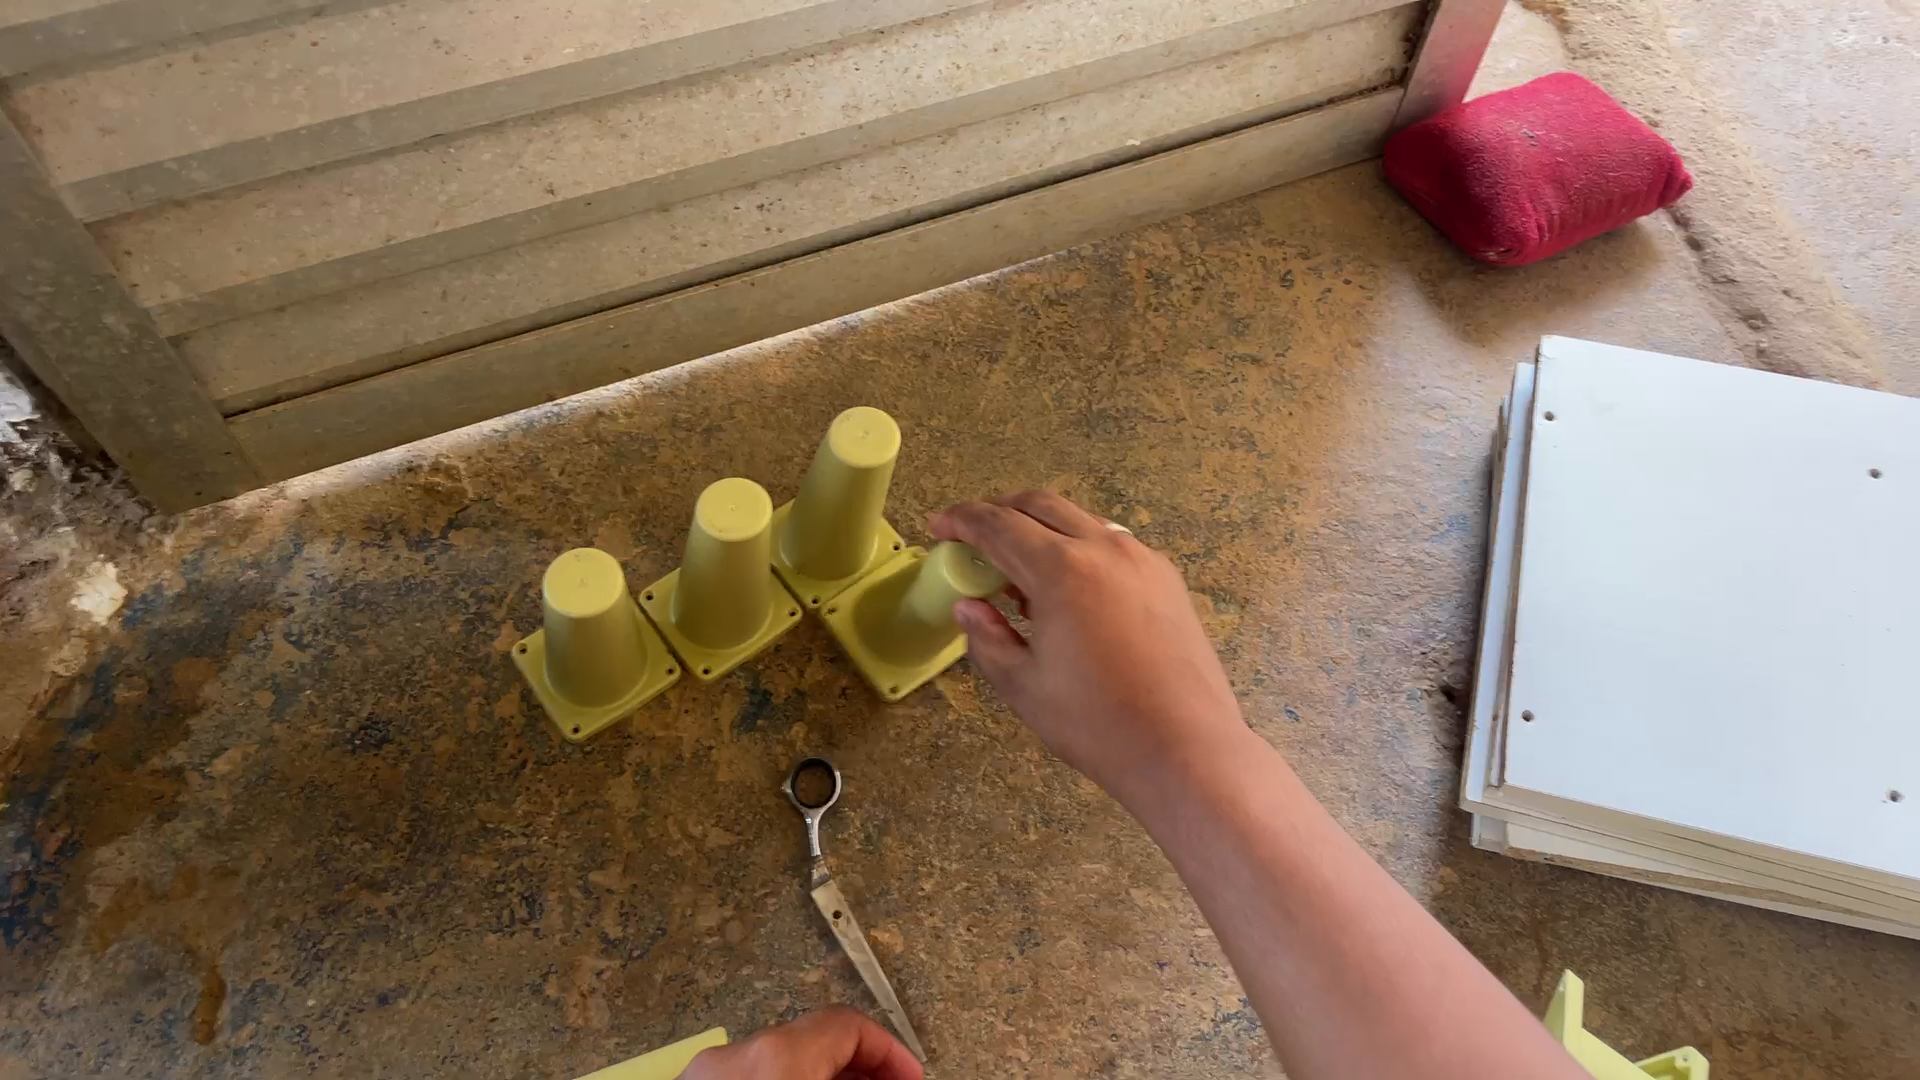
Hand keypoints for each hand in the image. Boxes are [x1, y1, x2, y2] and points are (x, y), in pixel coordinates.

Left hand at [679, 1007, 921, 1079]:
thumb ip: (860, 1078)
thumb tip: (896, 1076)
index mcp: (774, 1055)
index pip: (848, 1024)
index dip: (891, 1049)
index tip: (913, 1073)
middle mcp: (736, 1054)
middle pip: (816, 1037)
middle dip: (862, 1063)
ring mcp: (707, 1073)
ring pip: (785, 1056)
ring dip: (829, 1072)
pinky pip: (757, 1073)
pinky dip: (793, 1078)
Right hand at [929, 491, 1249, 806]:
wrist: (1186, 748)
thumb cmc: (1097, 723)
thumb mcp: (1023, 685)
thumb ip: (987, 637)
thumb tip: (969, 606)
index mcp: (1063, 570)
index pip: (999, 525)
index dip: (962, 520)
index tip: (939, 527)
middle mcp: (1104, 549)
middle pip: (1039, 505)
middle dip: (999, 511)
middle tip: (973, 537)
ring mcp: (1142, 558)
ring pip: (1079, 520)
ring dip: (1040, 528)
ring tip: (1019, 569)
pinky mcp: (1166, 578)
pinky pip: (1111, 543)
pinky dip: (1077, 547)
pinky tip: (1069, 588)